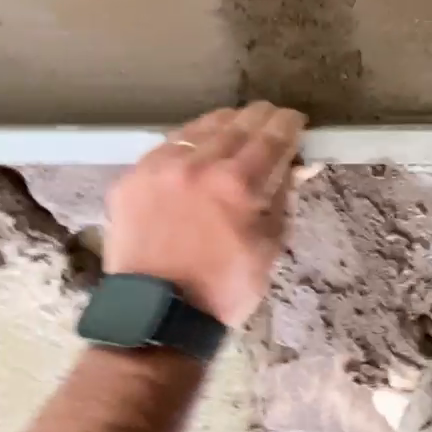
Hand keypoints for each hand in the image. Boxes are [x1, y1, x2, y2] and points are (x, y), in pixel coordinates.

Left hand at [102, 102, 314, 327]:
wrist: (159, 314)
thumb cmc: (227, 285)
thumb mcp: (271, 243)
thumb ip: (283, 196)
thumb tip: (299, 164)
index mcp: (238, 183)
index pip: (272, 136)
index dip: (289, 123)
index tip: (297, 119)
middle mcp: (198, 165)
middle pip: (237, 123)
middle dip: (260, 117)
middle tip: (273, 117)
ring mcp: (159, 168)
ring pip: (200, 128)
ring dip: (225, 123)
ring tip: (238, 125)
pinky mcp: (132, 179)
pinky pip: (168, 146)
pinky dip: (192, 141)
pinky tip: (201, 146)